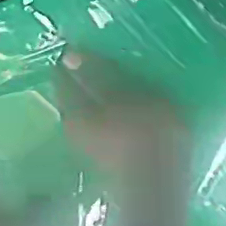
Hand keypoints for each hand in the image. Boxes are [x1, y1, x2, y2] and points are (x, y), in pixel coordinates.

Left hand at [52, 49, 189, 200]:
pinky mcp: (107, 154)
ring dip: (101, 93)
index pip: (64, 79)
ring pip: (89, 109)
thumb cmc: (146, 132)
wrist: (161, 184)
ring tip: (121, 77)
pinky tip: (130, 102)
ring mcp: (90, 145)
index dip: (72, 60)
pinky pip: (103, 121)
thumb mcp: (127, 94)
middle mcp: (74, 130)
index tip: (84, 42)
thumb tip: (70, 54)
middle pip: (75, 95)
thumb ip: (100, 74)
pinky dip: (112, 108)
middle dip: (86, 77)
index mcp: (74, 113)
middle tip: (103, 55)